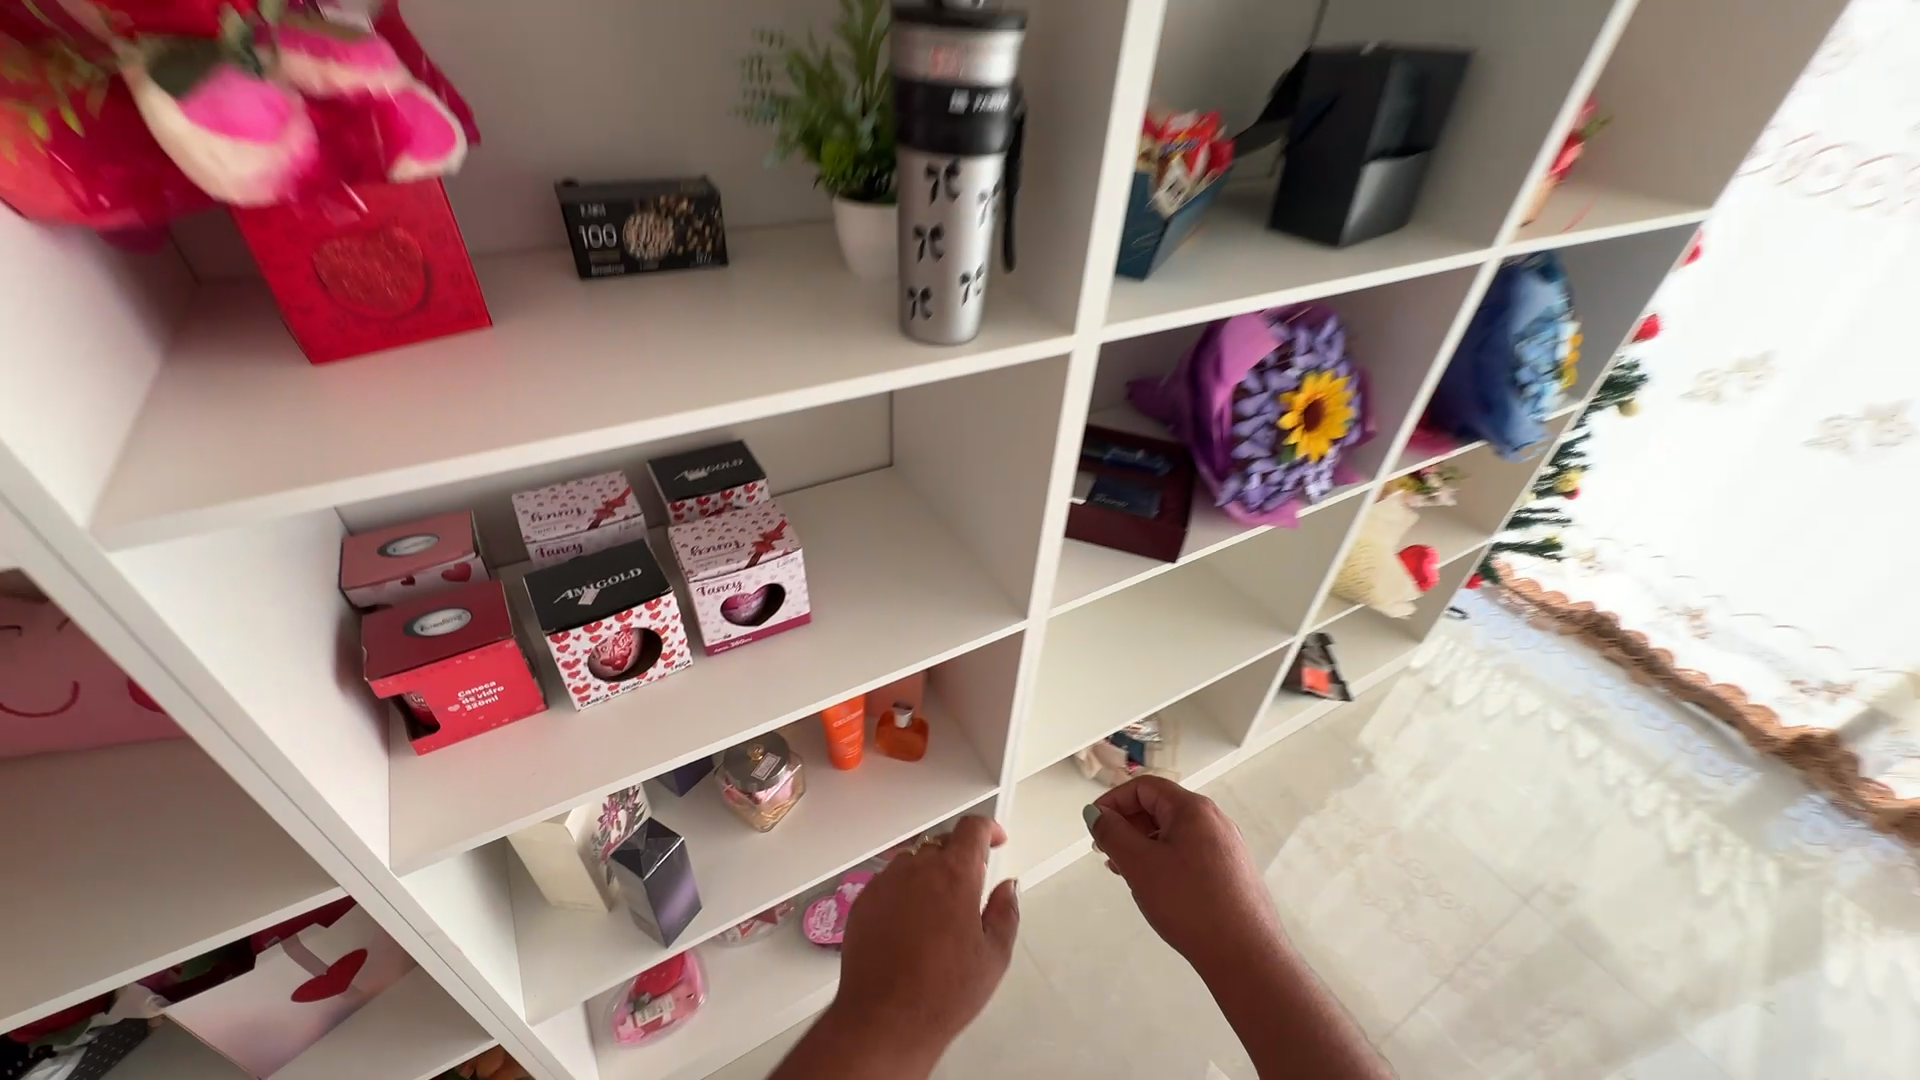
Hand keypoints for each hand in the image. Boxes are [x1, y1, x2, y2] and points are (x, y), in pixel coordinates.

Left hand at [829, 816, 1019, 1063]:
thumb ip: (1006, 911)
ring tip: (937, 913)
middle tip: (969, 889)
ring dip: (929, 874)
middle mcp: (917, 869)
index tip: (994, 839)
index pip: (972, 829)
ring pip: (914, 862)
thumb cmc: (942, 993)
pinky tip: (909, 926)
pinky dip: (903, 893)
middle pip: (942, 843)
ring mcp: (886, 883)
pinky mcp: (864, 901)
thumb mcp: (994, 956)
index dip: (988, 829)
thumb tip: (1008, 887)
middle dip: (959, 857)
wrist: (884, 1020)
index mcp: (955, 875)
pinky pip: (889, 883)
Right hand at [1087, 775, 1283, 976]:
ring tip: (1127, 874)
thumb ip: (1111, 832)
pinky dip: (1165, 861)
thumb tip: (1096, 813)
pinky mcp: (1231, 873)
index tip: (1094, 827)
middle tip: (1107, 854)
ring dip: (1143, 846)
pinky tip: (1156, 889)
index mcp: (1193, 808)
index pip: (1144, 787)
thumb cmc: (1188, 903)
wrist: (1247, 956)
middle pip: (1160, 807)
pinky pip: (1189, 854)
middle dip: (1127, 825)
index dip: (1113, 801)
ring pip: (1173, 833)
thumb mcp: (1139, 864)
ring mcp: (1226, 847)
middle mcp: (1214, 820)